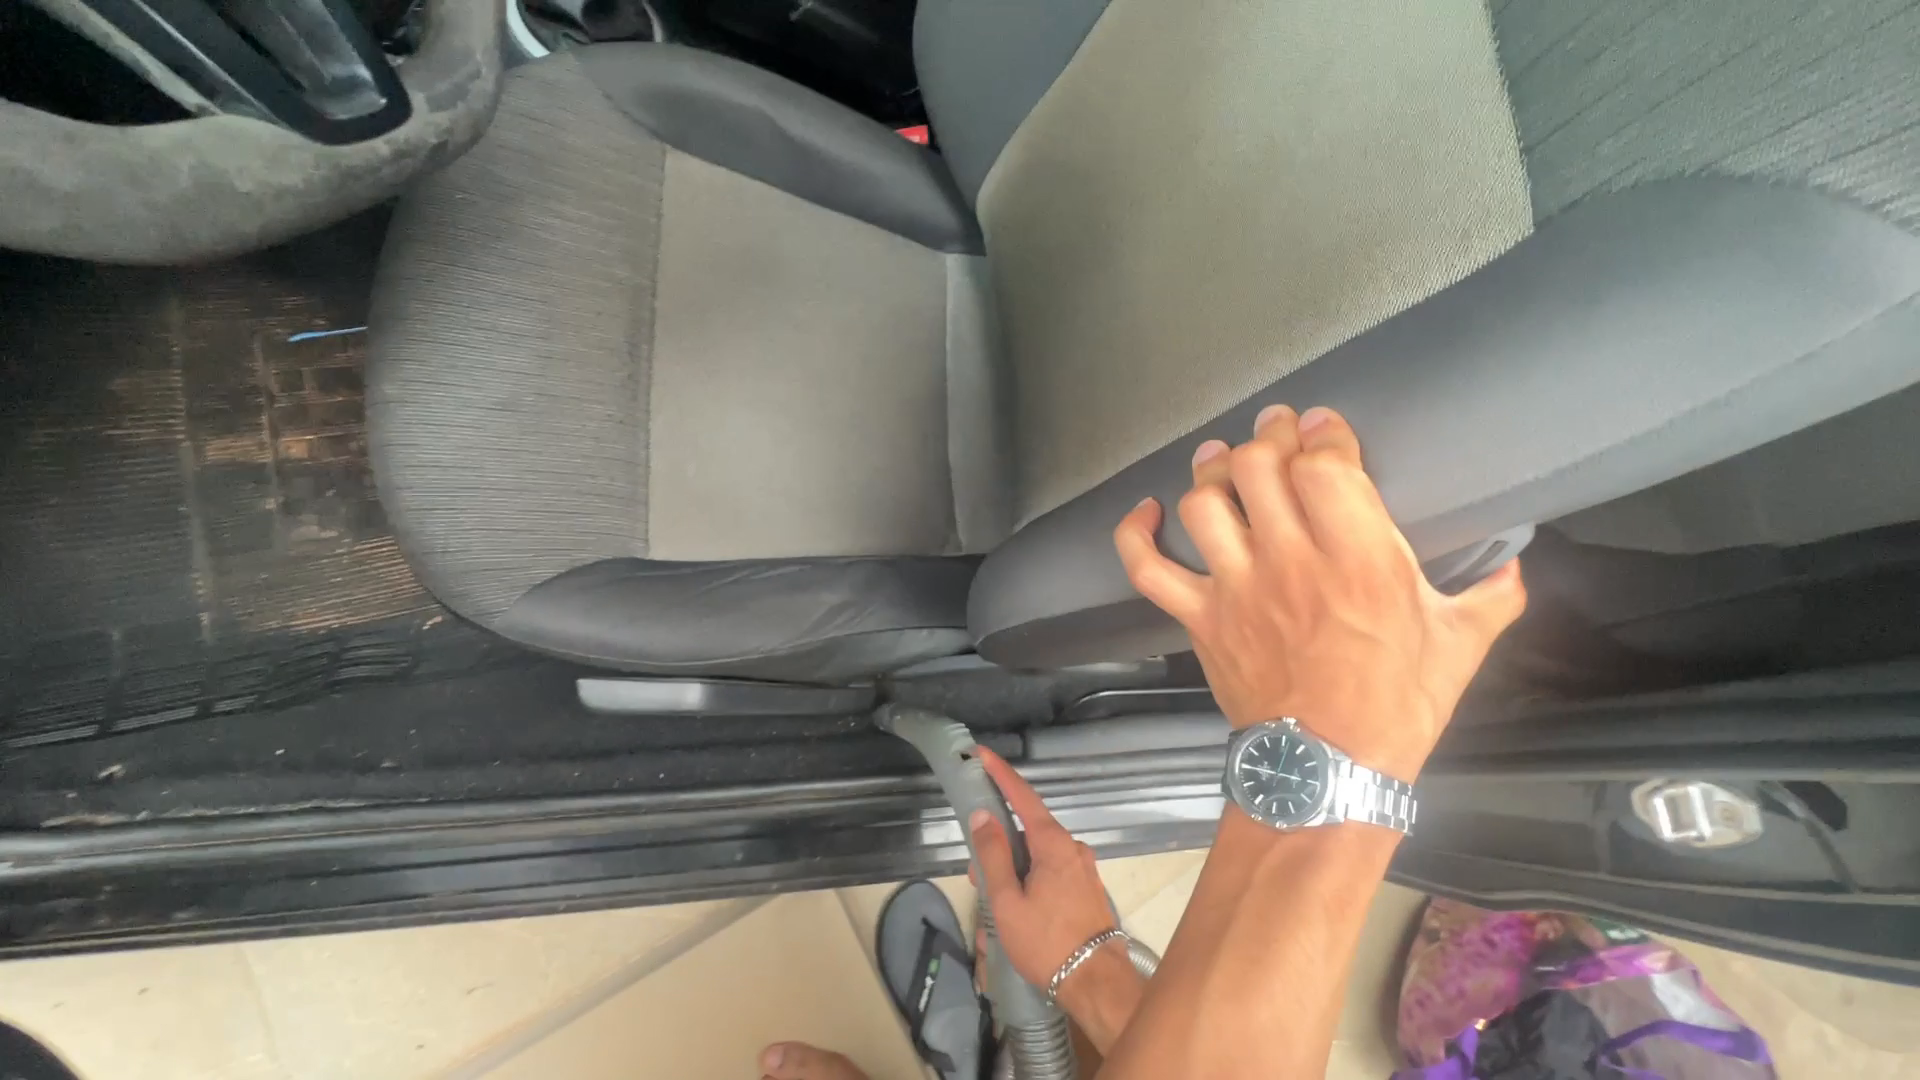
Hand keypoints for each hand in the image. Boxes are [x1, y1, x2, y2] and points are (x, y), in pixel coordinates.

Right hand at [969, 748, 1142, 1047]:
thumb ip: (993, 855)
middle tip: (976, 875)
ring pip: (1038, 855)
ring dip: (1013, 869)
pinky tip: (1017, 913)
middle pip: (1027, 830)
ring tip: (993, 906)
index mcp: (1053, 844)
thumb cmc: (1047, 942)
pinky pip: (1051, 872)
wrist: (1097, 985)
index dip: (1000, 773)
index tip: (981, 754)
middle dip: (999, 844)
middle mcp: (1073, 848)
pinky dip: (1030, 881)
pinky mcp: (1087, 889)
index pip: (1022, 796)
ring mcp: (1083, 869)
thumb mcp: (1008, 902)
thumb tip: (983, 816)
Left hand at [1111, 405, 1525, 779]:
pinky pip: (1148, 569)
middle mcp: (1289, 563)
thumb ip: (1492, 595)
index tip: (1320, 425)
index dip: (1321, 433)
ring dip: (1209, 472)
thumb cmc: (1397, 707)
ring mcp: (1235, 589)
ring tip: (1219, 458)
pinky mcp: (1199, 618)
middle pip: (1257, 470)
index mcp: (1360, 559)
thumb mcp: (1461, 646)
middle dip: (1265, 437)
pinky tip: (1145, 512)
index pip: (1324, 467)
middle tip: (1272, 429)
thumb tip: (1518, 560)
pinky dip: (1134, 536)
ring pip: (1204, 505)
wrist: (1326, 768)